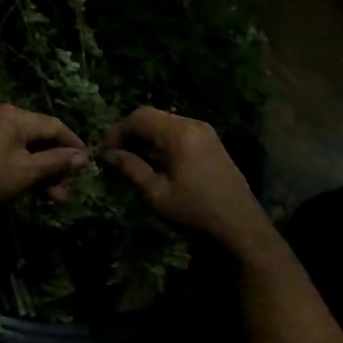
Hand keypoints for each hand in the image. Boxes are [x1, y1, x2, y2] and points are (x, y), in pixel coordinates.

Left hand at [0, 105, 88, 217]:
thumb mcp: (27, 172)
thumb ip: (57, 162)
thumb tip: (84, 158)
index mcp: (16, 117)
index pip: (55, 126)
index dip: (74, 145)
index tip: (88, 165)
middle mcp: (7, 119)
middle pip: (43, 139)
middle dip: (58, 165)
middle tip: (70, 189)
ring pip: (31, 151)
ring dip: (46, 174)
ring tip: (58, 199)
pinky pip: (18, 157)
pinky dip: (30, 173)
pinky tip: (41, 194)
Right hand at [100, 107, 280, 260]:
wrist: (239, 226)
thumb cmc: (194, 212)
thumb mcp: (156, 193)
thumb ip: (131, 168)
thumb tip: (108, 154)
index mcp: (179, 134)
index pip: (138, 117)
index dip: (116, 131)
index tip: (103, 152)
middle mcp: (193, 124)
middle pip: (151, 116)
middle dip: (128, 132)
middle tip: (113, 154)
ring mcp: (205, 131)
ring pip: (164, 122)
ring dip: (143, 136)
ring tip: (129, 158)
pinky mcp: (210, 142)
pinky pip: (177, 131)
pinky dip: (159, 140)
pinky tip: (152, 160)